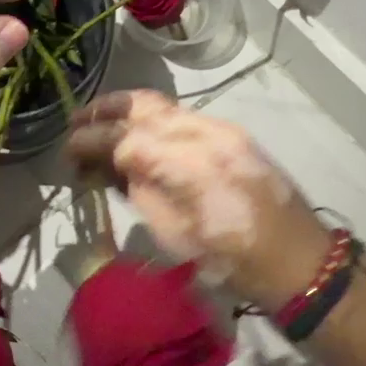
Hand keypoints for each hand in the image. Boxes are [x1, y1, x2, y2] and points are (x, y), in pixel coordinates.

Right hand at [66, 90, 334, 306]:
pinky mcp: (231, 133)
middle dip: (103, 112)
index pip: (123, 138)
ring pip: (161, 104)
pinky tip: (138, 133)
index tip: (66, 149)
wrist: (299, 261)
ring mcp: (220, 128)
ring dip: (126, 110)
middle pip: (141, 106)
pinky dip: (152, 118)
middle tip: (75, 125)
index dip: (89, 141)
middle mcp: (203, 132)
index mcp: (187, 164)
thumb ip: (138, 191)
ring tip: (100, 123)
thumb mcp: (173, 235)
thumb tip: (110, 166)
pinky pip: (181, 114)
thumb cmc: (232, 262)